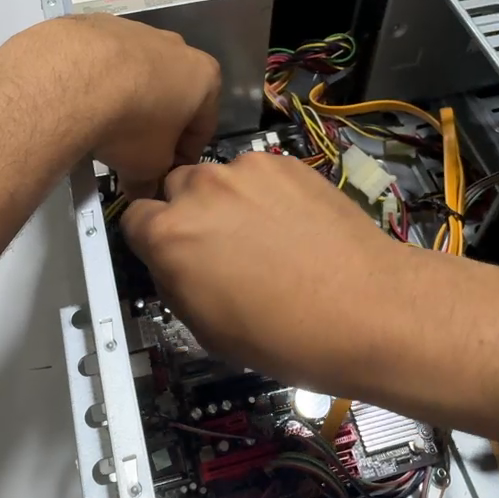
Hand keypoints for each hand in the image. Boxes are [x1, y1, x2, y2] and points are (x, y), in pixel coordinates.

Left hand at [0, 15, 220, 186]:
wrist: (74, 76)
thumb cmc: (131, 123)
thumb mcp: (147, 166)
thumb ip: (151, 181)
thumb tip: (142, 195)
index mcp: (204, 77)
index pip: (203, 126)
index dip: (184, 156)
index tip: (165, 174)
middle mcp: (178, 46)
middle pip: (172, 95)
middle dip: (156, 125)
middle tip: (133, 154)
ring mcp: (137, 30)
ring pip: (138, 74)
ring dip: (127, 100)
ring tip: (101, 128)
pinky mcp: (99, 23)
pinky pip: (104, 60)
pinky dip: (97, 80)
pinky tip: (80, 102)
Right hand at [120, 151, 417, 387]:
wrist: (365, 308)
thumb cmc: (282, 335)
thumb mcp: (205, 328)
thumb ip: (174, 279)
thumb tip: (173, 261)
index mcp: (168, 235)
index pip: (133, 217)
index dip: (152, 237)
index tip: (172, 252)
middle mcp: (199, 190)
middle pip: (174, 188)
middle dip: (188, 212)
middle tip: (221, 245)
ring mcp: (243, 170)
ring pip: (218, 178)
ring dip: (228, 200)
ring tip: (266, 235)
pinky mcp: (283, 162)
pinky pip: (258, 173)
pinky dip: (266, 191)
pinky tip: (293, 223)